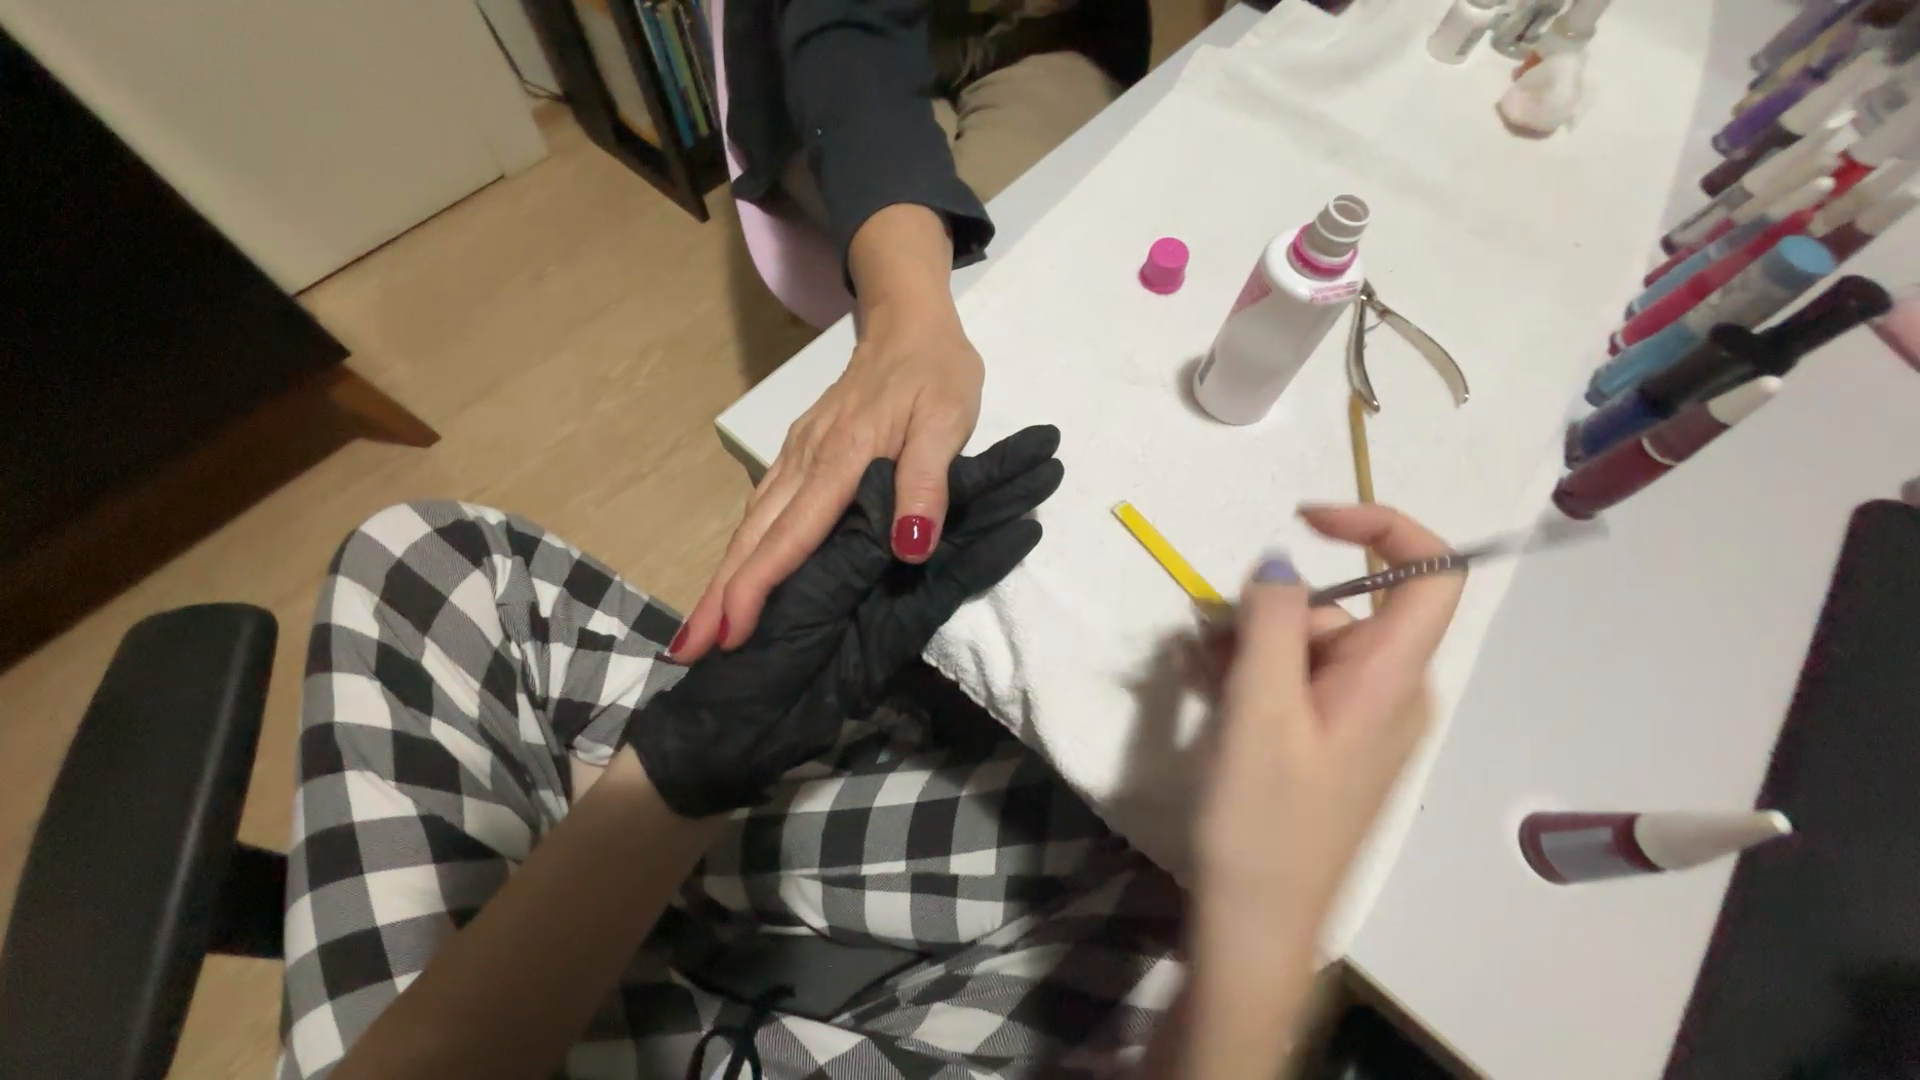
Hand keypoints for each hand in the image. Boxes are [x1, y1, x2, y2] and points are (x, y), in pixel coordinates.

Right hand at [675, 205, 982, 661]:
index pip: (791, 533)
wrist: (907, 324)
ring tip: (700, 626)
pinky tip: (738, 572)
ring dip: (723, 575)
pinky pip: (763, 508)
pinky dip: (744, 548)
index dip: (758, 584)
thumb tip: (908, 546)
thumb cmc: (933, 374)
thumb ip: (927, 483)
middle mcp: (804, 461)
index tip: (730, 632)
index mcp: (840, 458)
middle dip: (719, 594)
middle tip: (688, 650)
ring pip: (750, 523)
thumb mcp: (946, 423)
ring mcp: (796, 455)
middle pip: (753, 535)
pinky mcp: (800, 452)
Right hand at [1197, 504, 1464, 915]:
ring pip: (1307, 644)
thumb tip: (1280, 562)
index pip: (1429, 573)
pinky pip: (1294, 680)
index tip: (1302, 521)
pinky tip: (1204, 690)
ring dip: (1247, 643)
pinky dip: (1249, 673)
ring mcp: (1357, 719)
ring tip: (1194, 674)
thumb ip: (1271, 624)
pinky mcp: (1326, 741)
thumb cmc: (1262, 821)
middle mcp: (1387, 691)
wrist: (1257, 922)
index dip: (1378, 526)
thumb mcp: (1258, 712)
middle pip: (1341, 609)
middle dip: (1269, 610)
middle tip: (1206, 641)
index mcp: (1391, 679)